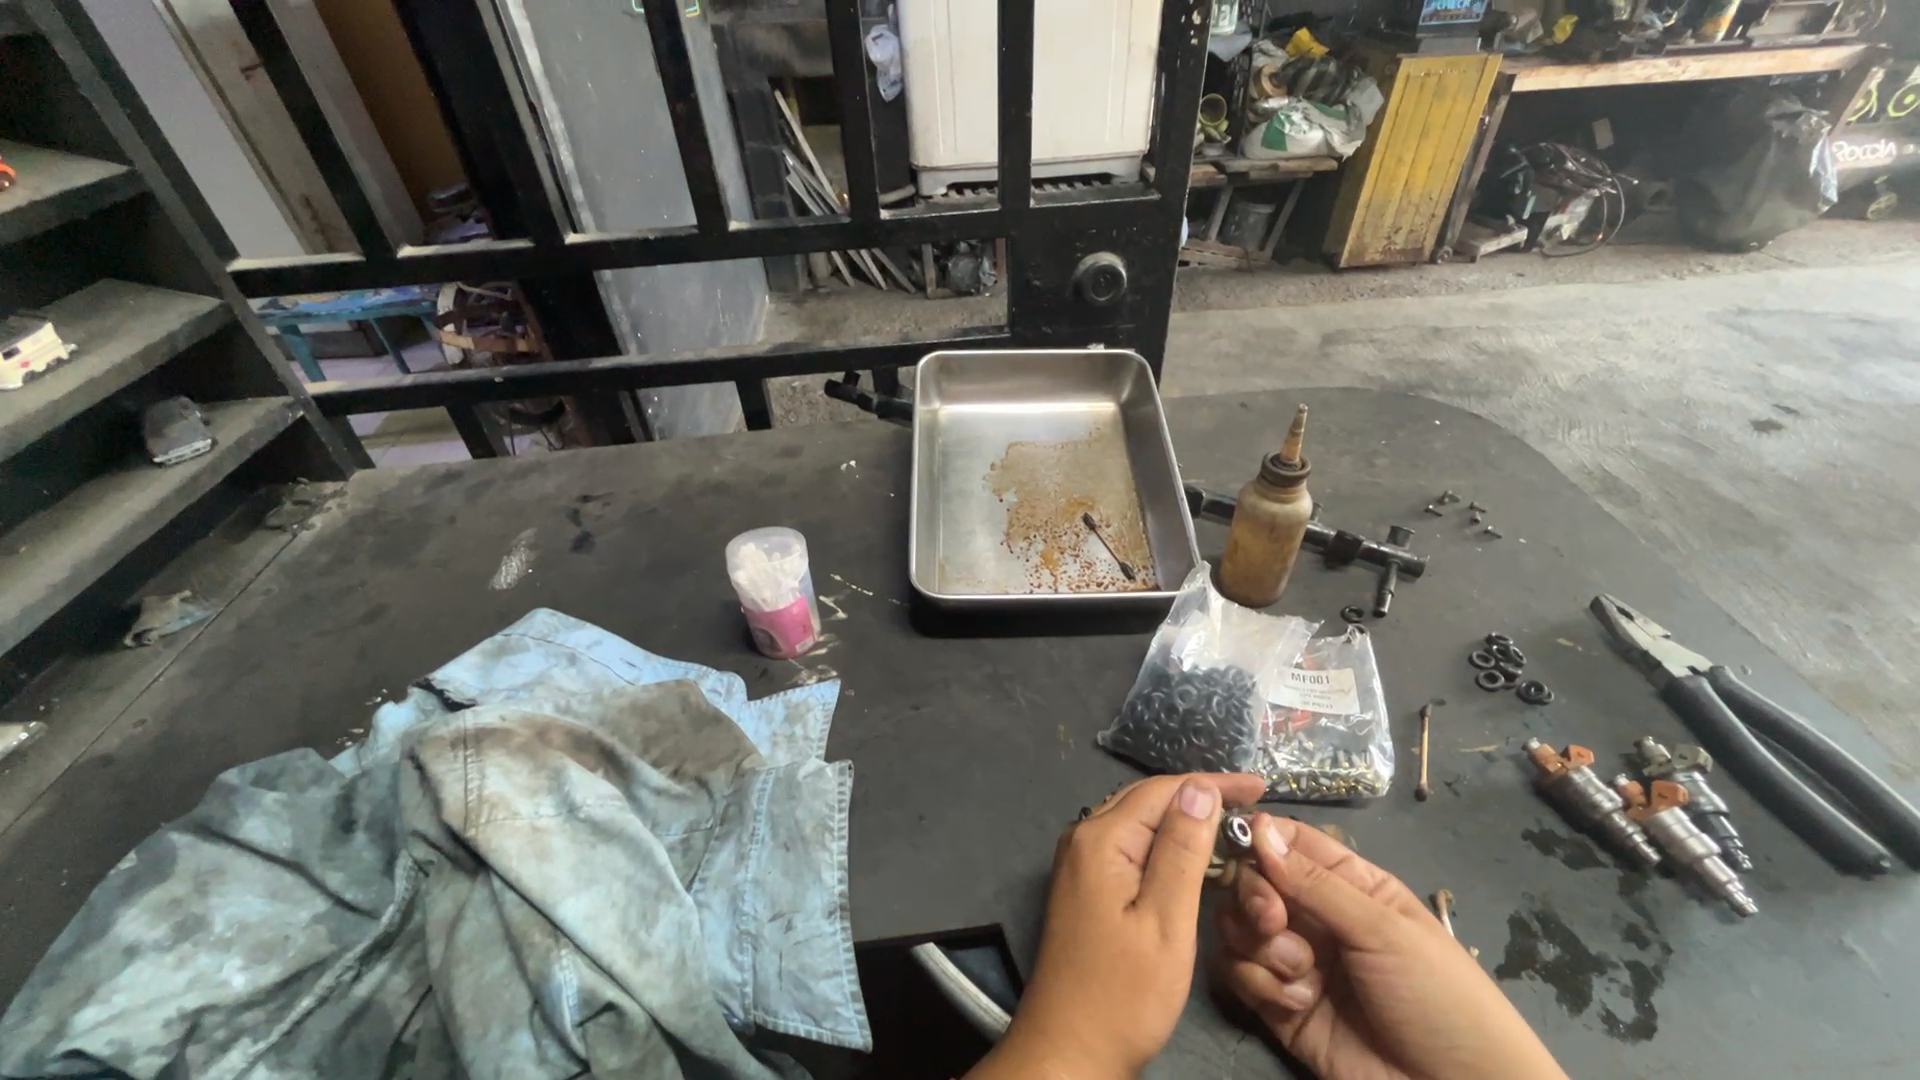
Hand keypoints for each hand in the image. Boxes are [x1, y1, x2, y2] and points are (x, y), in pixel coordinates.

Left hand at [967, 773, 1265, 1079]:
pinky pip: (1127, 844)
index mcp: (1100, 839)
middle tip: (1251, 801)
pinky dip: (1162, 840)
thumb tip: (1199, 788)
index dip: (1211, 783)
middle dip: (1197, 794)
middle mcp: (1082, 838)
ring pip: (1136, 820)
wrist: (1067, 1049)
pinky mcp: (1083, 885)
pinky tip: (1189, 852)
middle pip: (1146, 799)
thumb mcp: (1165, 922)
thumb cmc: (1123, 993)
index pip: (1161, 790)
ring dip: (1180, 816)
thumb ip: (1182, 851)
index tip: (1260, 786)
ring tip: (1229, 821)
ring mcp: (1078, 862)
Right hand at [1214, 815, 1568, 1079]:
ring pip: (1237, 925)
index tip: (1243, 847)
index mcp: (1347, 883)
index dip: (1258, 837)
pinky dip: (1258, 983)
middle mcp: (1313, 914)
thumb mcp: (1384, 931)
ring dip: (1259, 945)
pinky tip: (1297, 1003)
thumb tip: (1257, 827)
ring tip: (1301, 974)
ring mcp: (1293, 958)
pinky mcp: (1275, 1002)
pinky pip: (1237, 972)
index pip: (1287, 841)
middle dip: (1253, 895)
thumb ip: (1316, 882)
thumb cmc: (1437, 998)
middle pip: (1251, 879)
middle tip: (1272, 920)